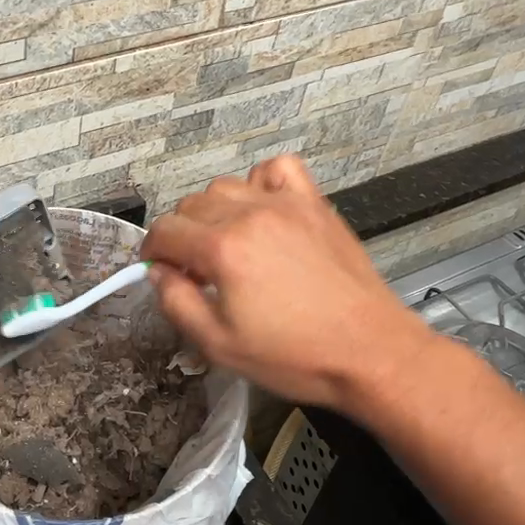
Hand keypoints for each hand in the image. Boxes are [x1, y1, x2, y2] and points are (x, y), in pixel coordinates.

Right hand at [140, 154, 435, 409]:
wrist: (371, 353)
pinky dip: (260, 182)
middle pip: (190, 205)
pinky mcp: (314, 204)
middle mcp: (250, 215)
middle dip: (182, 235)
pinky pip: (276, 169)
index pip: (165, 230)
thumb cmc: (297, 356)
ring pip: (225, 186)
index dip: (152, 251)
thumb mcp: (219, 345)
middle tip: (196, 270)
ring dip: (214, 212)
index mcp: (223, 249)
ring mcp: (285, 204)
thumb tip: (158, 273)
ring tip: (227, 244)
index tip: (160, 270)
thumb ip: (176, 303)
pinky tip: (261, 211)